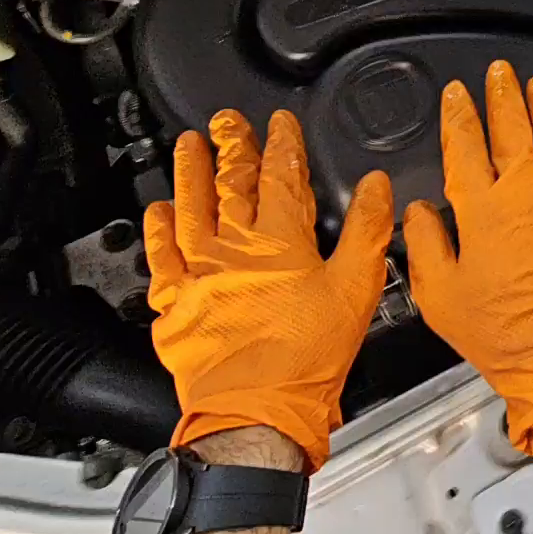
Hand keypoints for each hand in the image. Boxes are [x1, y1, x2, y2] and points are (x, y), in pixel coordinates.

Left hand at [143, 109, 392, 469]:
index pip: (281, 176)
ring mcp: (199, 275)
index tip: (278, 121)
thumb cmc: (308, 354)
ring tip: (188, 144)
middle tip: (227, 120)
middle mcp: (234, 248)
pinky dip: (156, 233)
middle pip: (231, 184)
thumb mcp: (357, 286)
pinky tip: (156, 211)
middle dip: (232, 147)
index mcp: (281, 240)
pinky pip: (160, 259)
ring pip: (190, 210)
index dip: (281, 143)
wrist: (257, 413)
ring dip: (189, 174)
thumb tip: (376, 184)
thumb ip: (368, 228)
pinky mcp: (175, 305)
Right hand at [403, 60, 532, 454]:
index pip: (465, 147)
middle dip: (503, 96)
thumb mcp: (441, 295)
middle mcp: (526, 195)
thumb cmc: (501, 332)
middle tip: (500, 72)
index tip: (456, 95)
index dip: (458, 116)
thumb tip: (416, 211)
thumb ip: (425, 244)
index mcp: (483, 210)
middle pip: (512, 131)